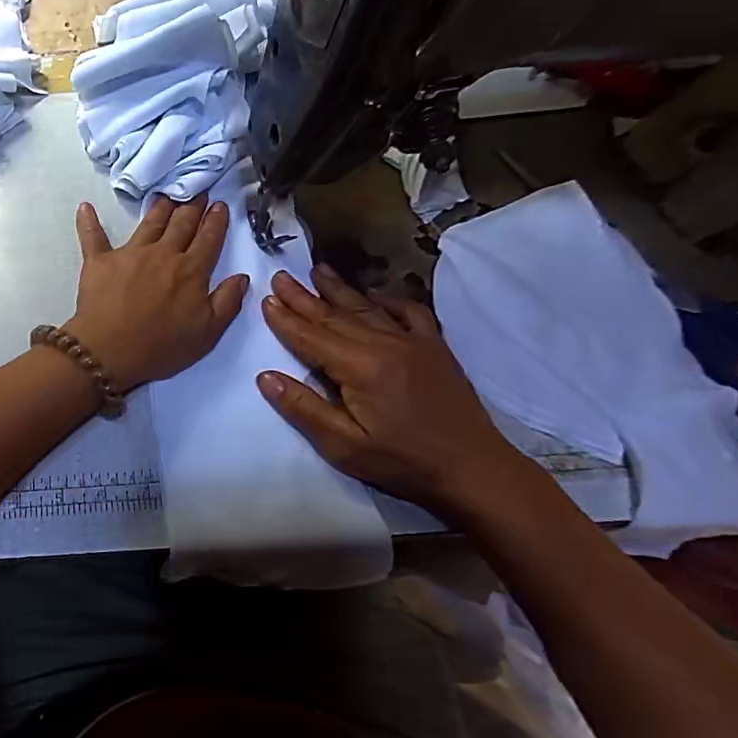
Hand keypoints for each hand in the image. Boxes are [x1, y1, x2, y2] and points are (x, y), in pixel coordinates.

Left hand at [65, 194, 249, 392]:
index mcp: (191, 271)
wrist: (110, 351)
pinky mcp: (100, 261)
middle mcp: (163, 254)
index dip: (216, 221)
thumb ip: (227, 302)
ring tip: (167, 196)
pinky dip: (89, 222)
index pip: (208, 239)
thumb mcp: (207, 333)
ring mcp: (130, 254)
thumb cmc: (161, 347)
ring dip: (160, 208)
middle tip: (198, 193)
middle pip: (182, 224)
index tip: (219, 206)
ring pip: (149, 224)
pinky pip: (93, 236)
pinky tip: (85, 208)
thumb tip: (241, 277)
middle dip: (192, 207)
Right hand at [256, 265, 540, 516]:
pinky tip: (374, 293)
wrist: (471, 467)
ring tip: (317, 271)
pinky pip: (409, 312)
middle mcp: (385, 344)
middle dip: (304, 297)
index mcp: (359, 368)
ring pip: (367, 309)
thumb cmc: (402, 461)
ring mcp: (414, 342)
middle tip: (281, 276)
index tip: (266, 300)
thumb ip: (304, 409)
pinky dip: (388, 299)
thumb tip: (266, 377)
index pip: (312, 338)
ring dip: (339, 290)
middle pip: (335, 316)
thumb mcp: (343, 446)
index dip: (286, 320)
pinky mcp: (435, 347)